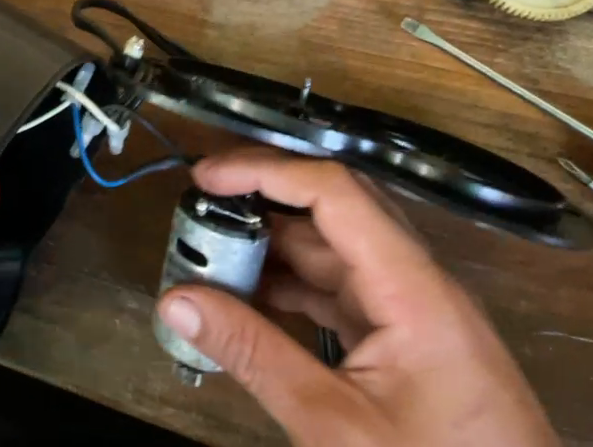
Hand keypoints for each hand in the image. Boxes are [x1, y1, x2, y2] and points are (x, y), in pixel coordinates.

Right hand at [156, 150, 557, 446]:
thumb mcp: (337, 427)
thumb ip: (253, 355)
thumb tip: (175, 301)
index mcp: (413, 287)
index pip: (334, 191)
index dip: (266, 171)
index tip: (205, 177)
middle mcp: (417, 282)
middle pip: (333, 212)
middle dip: (263, 199)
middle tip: (199, 204)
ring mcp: (414, 313)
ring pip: (333, 253)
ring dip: (272, 249)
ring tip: (209, 254)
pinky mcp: (407, 342)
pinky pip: (340, 293)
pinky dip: (291, 288)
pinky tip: (248, 300)